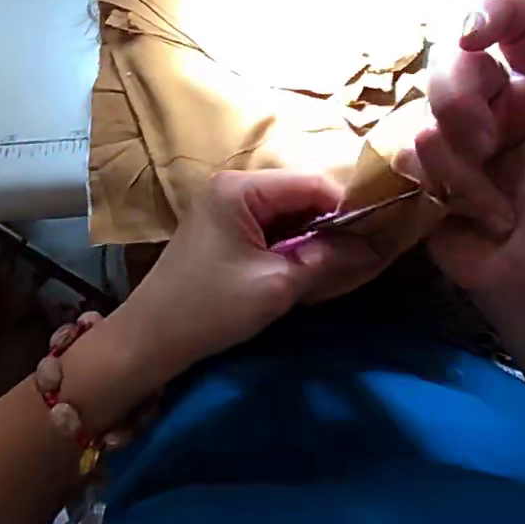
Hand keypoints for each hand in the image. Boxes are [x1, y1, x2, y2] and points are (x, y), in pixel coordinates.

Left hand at [115, 170, 382, 375]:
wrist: (150, 339)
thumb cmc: (210, 308)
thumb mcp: (276, 286)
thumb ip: (326, 260)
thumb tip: (372, 249)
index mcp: (240, 188)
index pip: (310, 184)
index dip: (345, 209)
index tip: (373, 239)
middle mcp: (232, 186)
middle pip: (299, 195)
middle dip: (329, 225)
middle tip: (356, 258)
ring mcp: (224, 206)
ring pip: (286, 213)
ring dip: (310, 238)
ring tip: (334, 267)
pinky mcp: (222, 228)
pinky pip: (268, 227)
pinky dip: (289, 245)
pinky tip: (303, 269)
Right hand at [406, 0, 524, 306]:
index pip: (524, 24)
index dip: (495, 14)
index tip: (474, 36)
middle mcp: (503, 102)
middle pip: (456, 59)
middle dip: (461, 100)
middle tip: (483, 145)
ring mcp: (460, 135)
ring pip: (426, 105)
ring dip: (455, 156)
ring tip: (488, 199)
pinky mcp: (427, 168)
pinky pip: (408, 150)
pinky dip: (440, 183)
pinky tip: (467, 211)